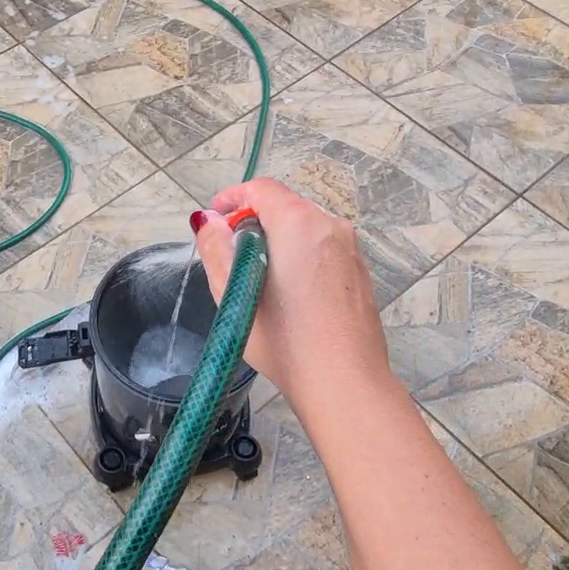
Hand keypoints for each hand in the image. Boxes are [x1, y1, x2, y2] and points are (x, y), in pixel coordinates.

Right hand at [194, 178, 391, 409]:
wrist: (344, 381)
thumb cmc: (283, 339)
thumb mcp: (233, 292)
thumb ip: (216, 247)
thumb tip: (208, 220)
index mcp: (298, 222)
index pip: (262, 188)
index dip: (233, 197)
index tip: (215, 217)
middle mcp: (330, 225)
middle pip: (285, 206)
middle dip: (254, 220)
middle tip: (229, 251)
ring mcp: (351, 249)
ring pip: (306, 228)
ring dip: (277, 239)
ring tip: (256, 276)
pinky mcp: (360, 272)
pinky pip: (323, 249)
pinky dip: (300, 256)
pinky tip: (288, 294)